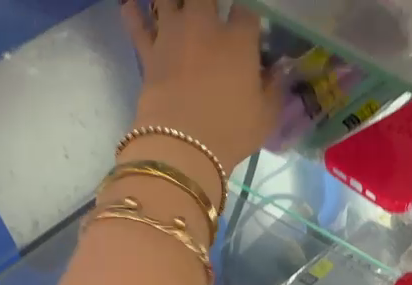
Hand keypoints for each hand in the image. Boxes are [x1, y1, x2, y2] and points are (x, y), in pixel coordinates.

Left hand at [119, 0, 276, 168]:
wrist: (184, 144)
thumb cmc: (233, 130)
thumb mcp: (267, 115)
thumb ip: (275, 86)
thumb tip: (281, 69)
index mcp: (238, 40)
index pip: (247, 9)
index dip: (251, 11)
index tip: (253, 21)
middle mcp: (204, 26)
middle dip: (211, 0)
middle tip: (213, 10)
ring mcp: (172, 34)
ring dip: (175, 0)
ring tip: (181, 6)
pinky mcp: (148, 51)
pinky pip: (137, 23)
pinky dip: (133, 12)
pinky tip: (130, 3)